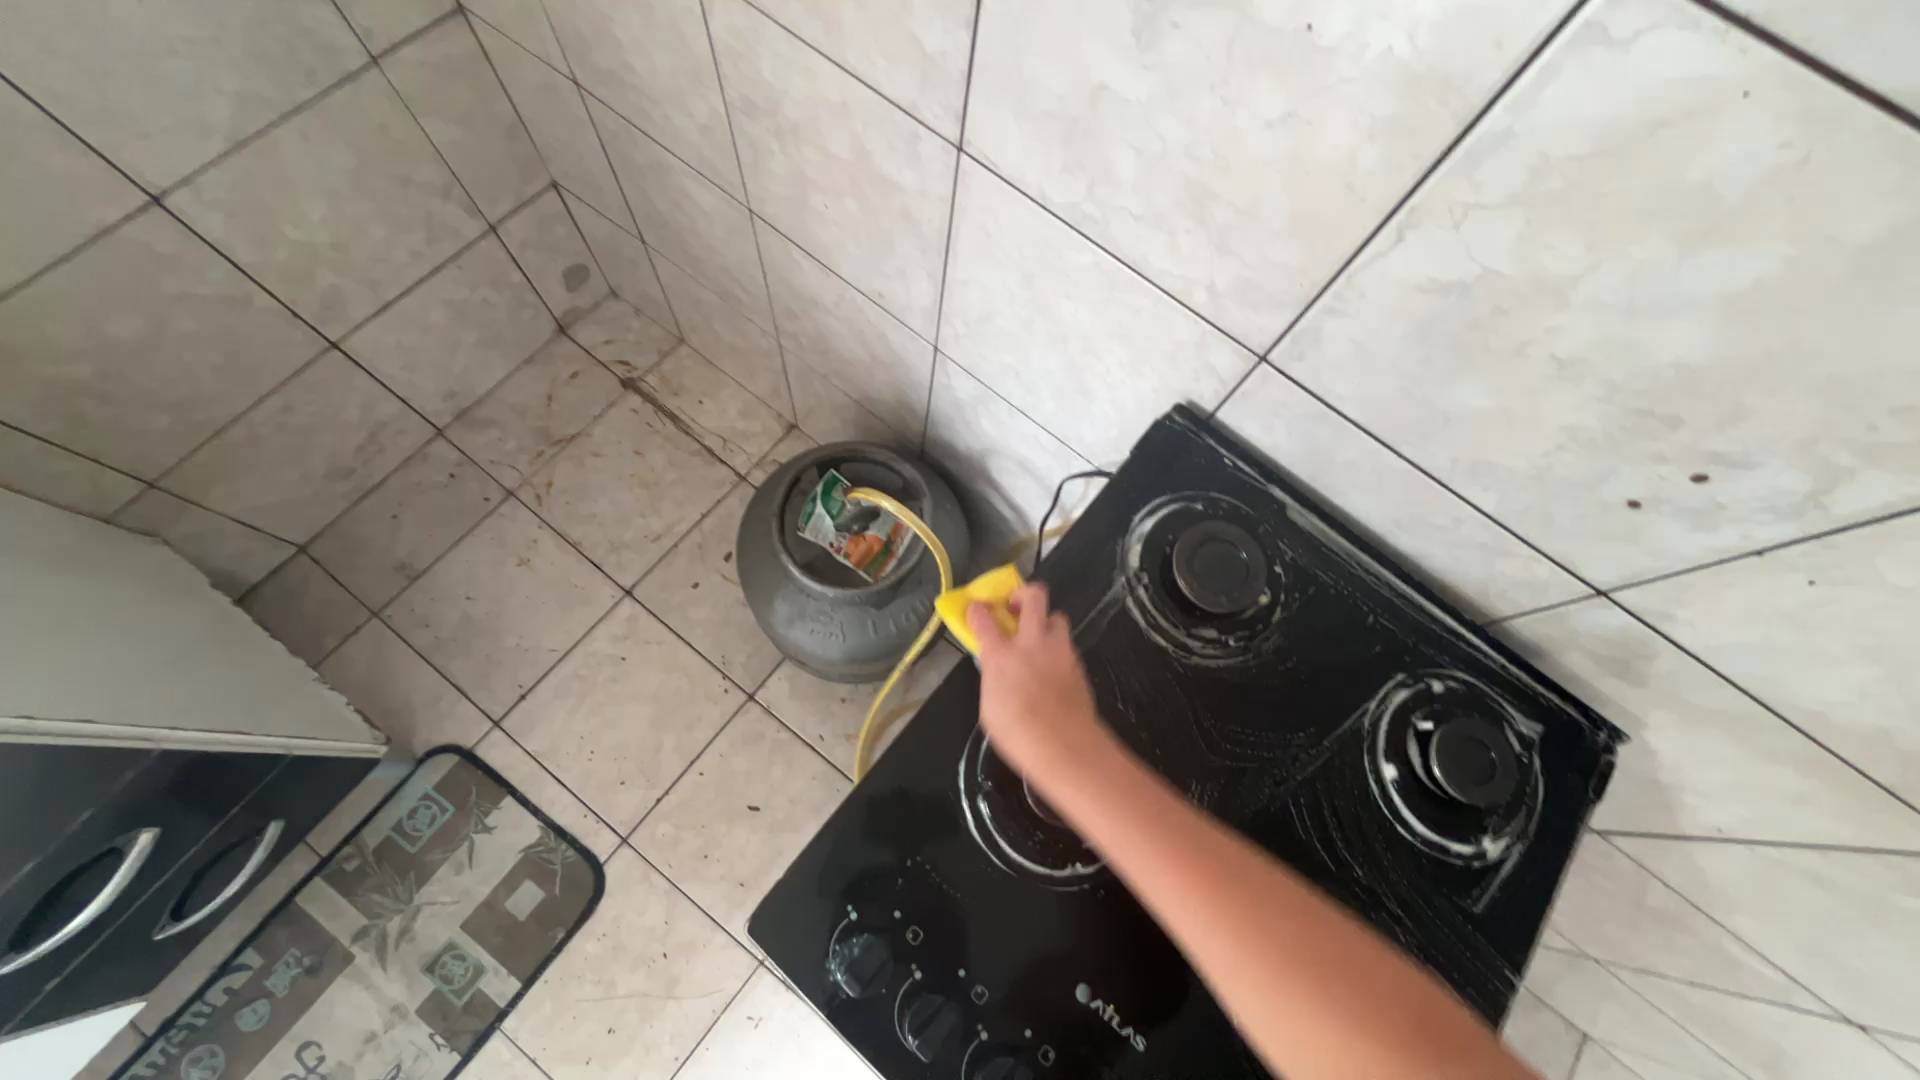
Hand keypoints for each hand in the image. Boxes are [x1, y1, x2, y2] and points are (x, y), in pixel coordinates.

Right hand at [965, 583, 1113, 781]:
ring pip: (1057, 617)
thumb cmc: (1019, 734)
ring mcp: (1059, 651)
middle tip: (1014, 606)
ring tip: (1038, 639)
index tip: (976, 609)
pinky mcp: (1078, 664)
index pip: (984, 618)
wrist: (1067, 747)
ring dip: (1046, 622)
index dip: (977, 610)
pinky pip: (1067, 645)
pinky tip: (1053, 668)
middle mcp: (1032, 644)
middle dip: (1023, 593)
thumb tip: (995, 671)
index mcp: (1001, 656)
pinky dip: (1058, 648)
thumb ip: (992, 679)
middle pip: (1033, 596)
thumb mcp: (989, 708)